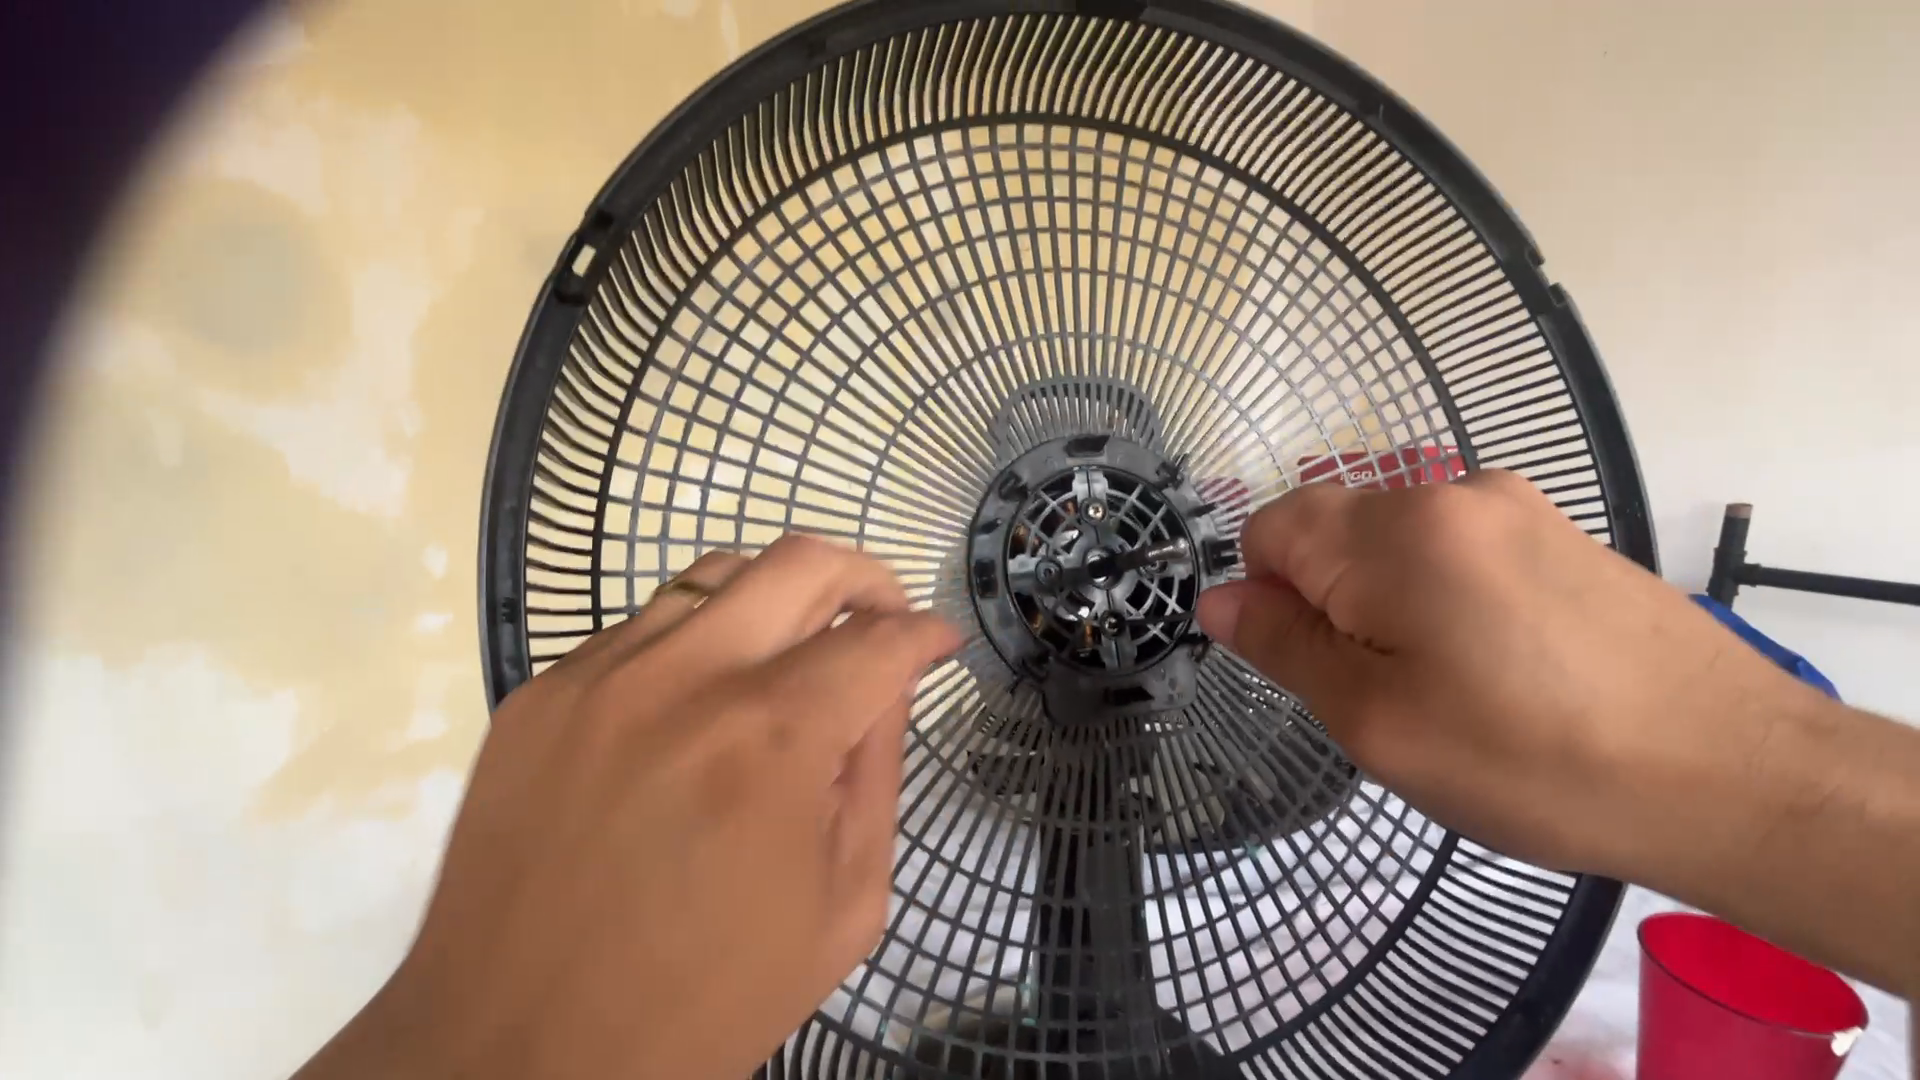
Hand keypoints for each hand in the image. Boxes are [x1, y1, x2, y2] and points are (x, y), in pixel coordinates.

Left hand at [296, 535, 959, 1079]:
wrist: (518, 1054)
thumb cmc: (709, 995)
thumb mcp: (846, 902)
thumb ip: (878, 771)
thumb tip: (887, 686)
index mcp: (772, 740)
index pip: (879, 640)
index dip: (925, 634)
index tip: (939, 641)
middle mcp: (686, 678)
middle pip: (802, 562)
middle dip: (866, 578)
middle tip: (883, 619)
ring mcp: (601, 675)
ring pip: (719, 574)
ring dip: (780, 598)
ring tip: (796, 648)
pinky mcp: (542, 693)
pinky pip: (646, 625)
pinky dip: (701, 640)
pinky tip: (704, 699)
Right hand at [1195, 469, 1823, 877]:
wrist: (1743, 780)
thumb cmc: (1529, 759)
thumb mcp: (1373, 718)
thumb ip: (1280, 646)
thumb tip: (1215, 600)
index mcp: (1392, 531)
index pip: (1269, 528)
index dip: (1267, 595)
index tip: (1313, 662)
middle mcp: (1447, 492)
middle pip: (1328, 531)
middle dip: (1325, 600)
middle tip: (1377, 685)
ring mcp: (1511, 505)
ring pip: (1386, 542)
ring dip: (1380, 601)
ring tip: (1443, 680)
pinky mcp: (1555, 530)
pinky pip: (1449, 548)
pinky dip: (1437, 595)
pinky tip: (1494, 661)